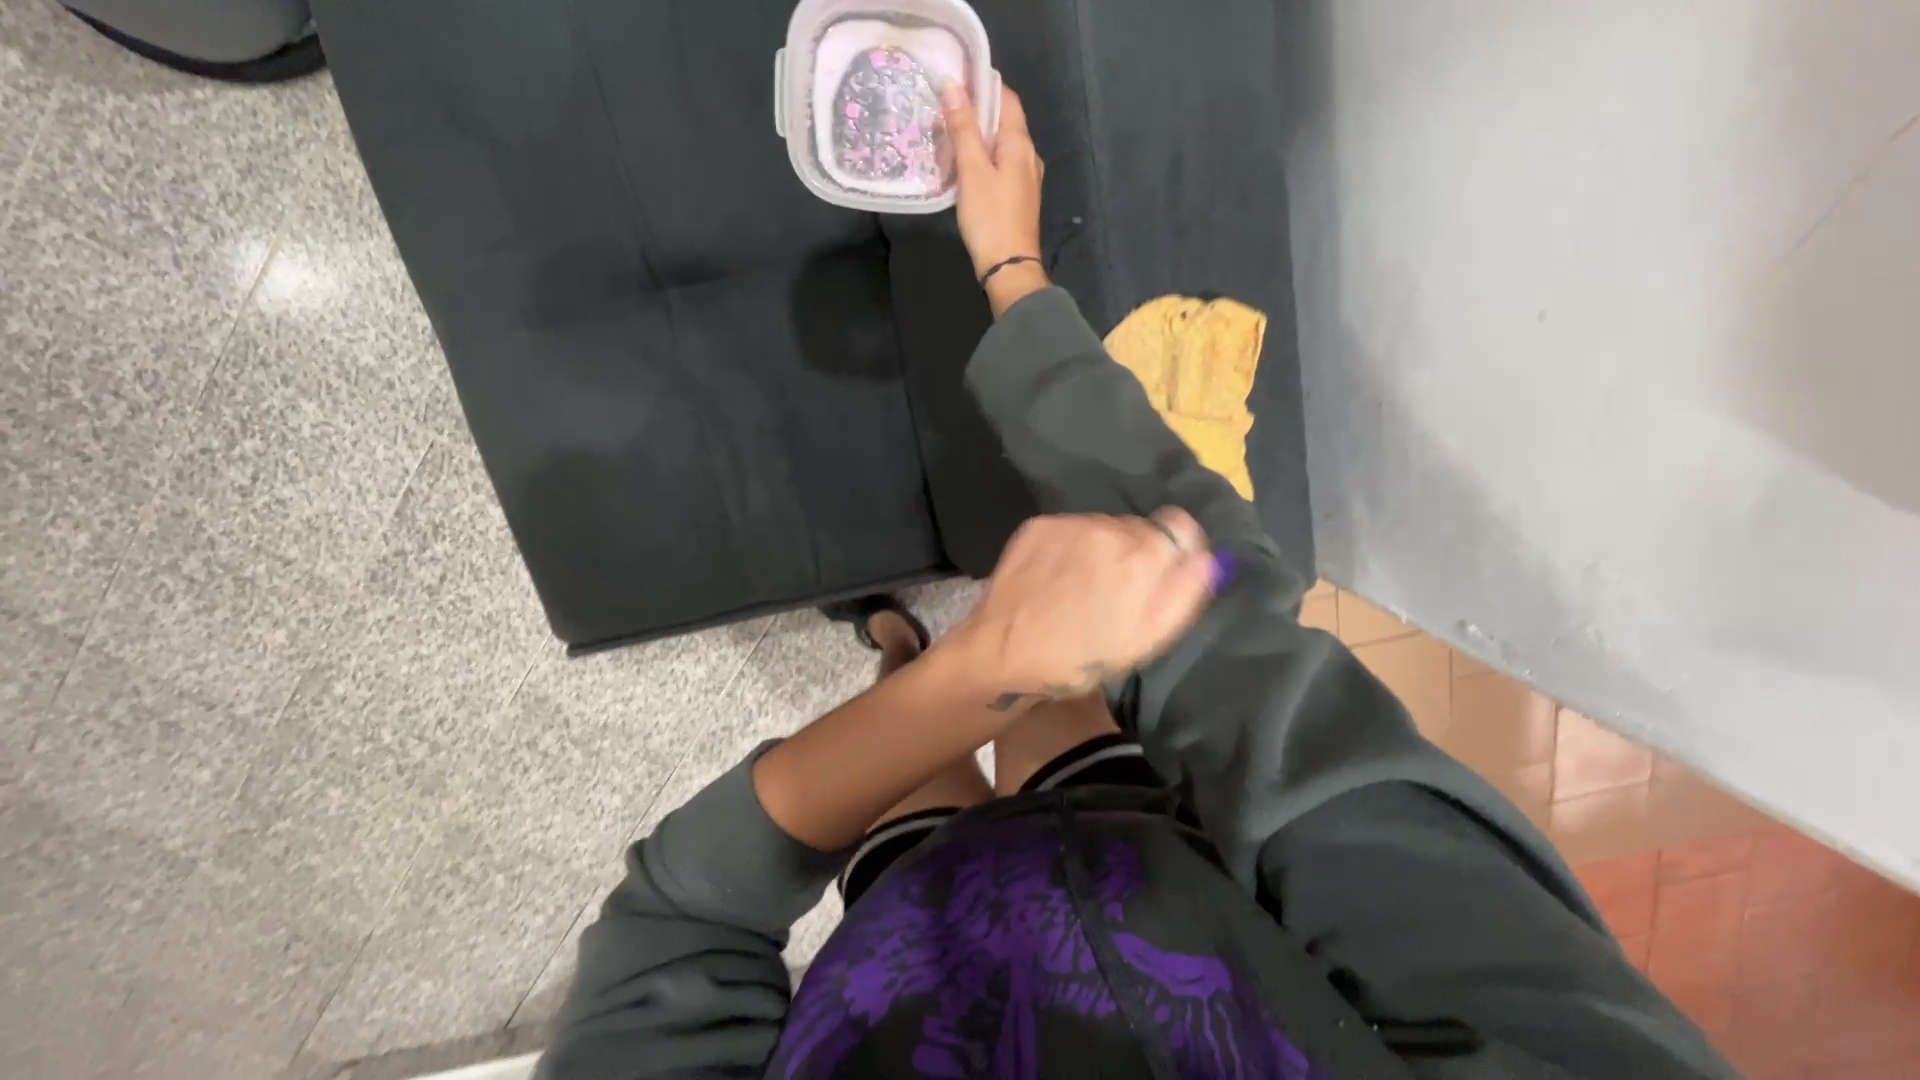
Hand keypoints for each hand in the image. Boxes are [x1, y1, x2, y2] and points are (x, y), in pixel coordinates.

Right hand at [942, 82, 1045, 294]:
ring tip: (949, 136)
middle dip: (977, 112)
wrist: (1009, 267)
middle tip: (945, 109)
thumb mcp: (972, 170)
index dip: (983, 85)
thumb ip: (963, 128)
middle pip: (1004, 121)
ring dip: (978, 138)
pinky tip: (964, 168)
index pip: (1006, 98)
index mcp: (1020, 143)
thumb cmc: (990, 217)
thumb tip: (954, 86)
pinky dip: (983, 160)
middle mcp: (1029, 156)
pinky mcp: (1018, 197)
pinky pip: (1001, 167)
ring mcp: (1026, 179)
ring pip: (1002, 146)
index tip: (955, 81)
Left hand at [947, 508, 1215, 712]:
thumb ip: (1181, 596)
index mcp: (1144, 559)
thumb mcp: (1141, 642)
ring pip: (1105, 528)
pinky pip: (1073, 528)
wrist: (1000, 650)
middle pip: (1141, 529)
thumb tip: (1208, 558)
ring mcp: (1072, 523)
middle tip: (1115, 592)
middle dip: (1136, 554)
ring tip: (1081, 588)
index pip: (1181, 528)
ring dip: (1102, 550)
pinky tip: (1056, 577)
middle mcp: (1111, 529)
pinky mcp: (1041, 524)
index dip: (1173, 552)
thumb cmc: (1076, 659)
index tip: (1159, 576)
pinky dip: (1071, 547)